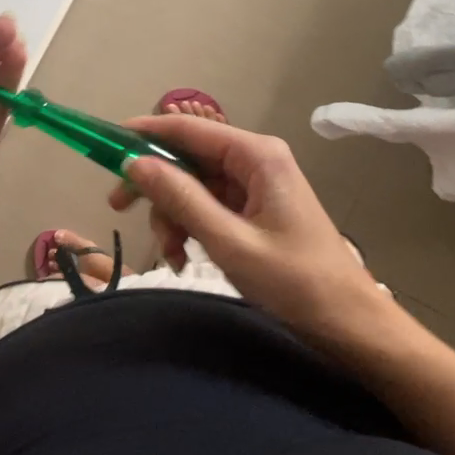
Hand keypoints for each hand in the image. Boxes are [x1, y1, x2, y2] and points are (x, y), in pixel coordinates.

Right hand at [111, 115, 387, 343]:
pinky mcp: (255, 210)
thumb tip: (134, 163)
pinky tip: (183, 257)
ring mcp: (256, 186)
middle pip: (187, 157)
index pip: (188, 129)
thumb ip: (181, 199)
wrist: (349, 324)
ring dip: (172, 215)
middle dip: (155, 185)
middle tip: (119, 207)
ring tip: (170, 253)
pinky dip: (190, 228)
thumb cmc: (296, 283)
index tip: (104, 147)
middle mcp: (255, 161)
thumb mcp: (229, 242)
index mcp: (257, 155)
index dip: (144, 134)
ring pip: (193, 185)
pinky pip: (208, 207)